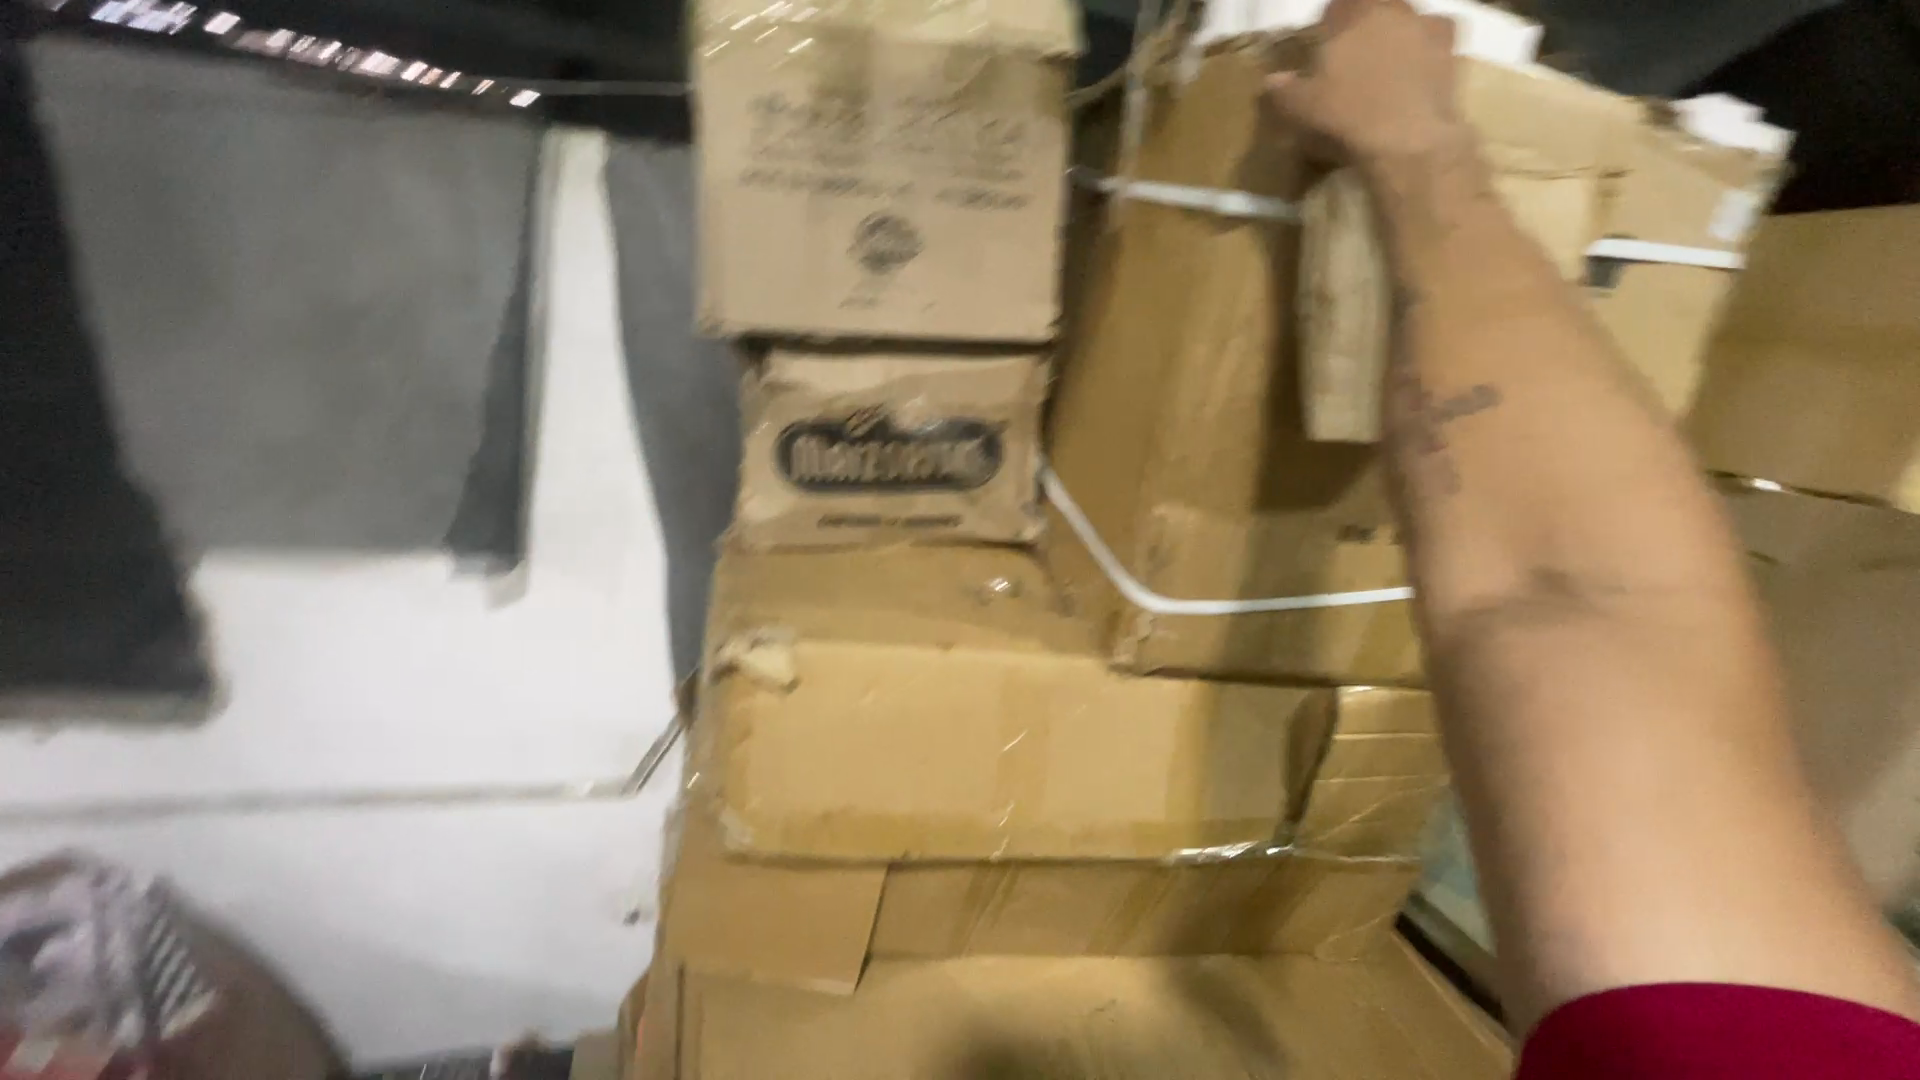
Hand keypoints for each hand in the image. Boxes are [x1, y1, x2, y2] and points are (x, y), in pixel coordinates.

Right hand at [1267, 0, 1469, 173]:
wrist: (1404, 136)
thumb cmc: (1344, 116)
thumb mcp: (1301, 109)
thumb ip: (1284, 90)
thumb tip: (1271, 80)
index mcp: (1351, 15)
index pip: (1336, 6)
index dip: (1328, 24)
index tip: (1322, 44)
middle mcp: (1390, 8)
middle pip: (1374, 5)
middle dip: (1363, 24)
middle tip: (1353, 55)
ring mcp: (1423, 22)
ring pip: (1405, 16)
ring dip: (1394, 32)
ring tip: (1384, 63)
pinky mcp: (1449, 44)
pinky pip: (1436, 32)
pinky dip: (1426, 43)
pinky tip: (1418, 65)